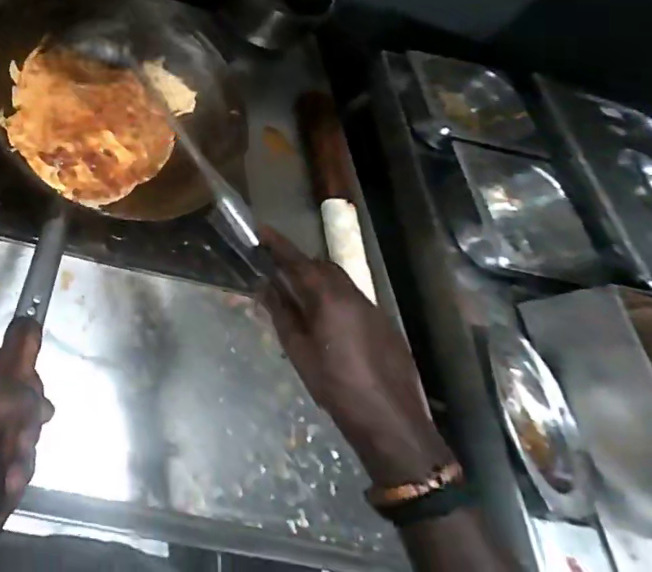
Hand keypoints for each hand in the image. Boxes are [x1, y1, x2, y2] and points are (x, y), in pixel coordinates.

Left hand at [0, 351, 51, 564]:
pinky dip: (8, 491)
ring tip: (5, 480)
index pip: (15, 360)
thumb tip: (44, 404)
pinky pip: (15, 479)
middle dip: (26, 433)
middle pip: (28, 409)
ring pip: (25, 448)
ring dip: (18, 467)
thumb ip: (14, 395)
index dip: (28, 375)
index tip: (34, 397)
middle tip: (15, 445)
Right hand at [259, 225, 451, 487]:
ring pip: (341, 282)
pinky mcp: (385, 326)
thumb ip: (281, 312)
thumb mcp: (297, 350)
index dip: (277, 244)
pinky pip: (355, 300)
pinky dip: (336, 300)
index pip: (297, 261)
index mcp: (328, 297)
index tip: (260, 230)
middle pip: (322, 266)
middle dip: (300, 264)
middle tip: (278, 272)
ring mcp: (373, 309)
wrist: (390, 422)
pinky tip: (329, 326)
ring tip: (301, 300)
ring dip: (319, 282)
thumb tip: (265, 285)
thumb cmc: (335, 385)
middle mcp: (353, 295)